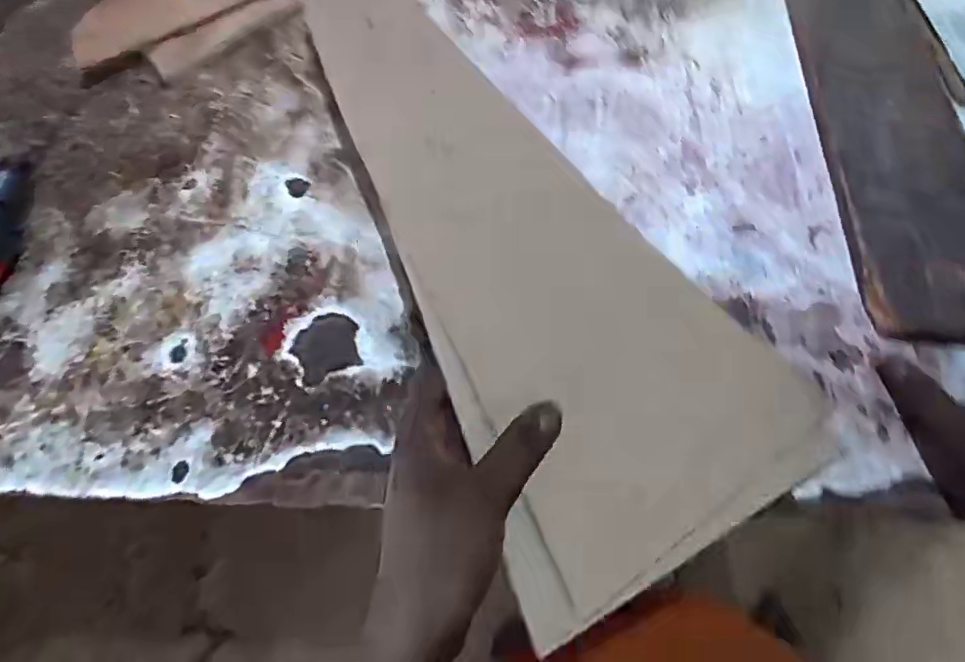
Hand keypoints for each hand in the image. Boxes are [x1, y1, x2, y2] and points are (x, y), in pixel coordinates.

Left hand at [363, 364, 560, 661]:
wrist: (414, 629)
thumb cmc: (441, 550)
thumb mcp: (485, 494)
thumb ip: (517, 449)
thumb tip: (549, 404)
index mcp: (416, 438)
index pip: (431, 379)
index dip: (455, 355)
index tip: (490, 335)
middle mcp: (418, 452)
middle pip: (448, 406)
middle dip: (482, 387)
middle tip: (523, 362)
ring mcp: (429, 481)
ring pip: (461, 437)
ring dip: (489, 423)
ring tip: (531, 399)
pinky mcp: (442, 507)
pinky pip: (468, 465)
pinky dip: (490, 453)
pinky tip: (522, 452)